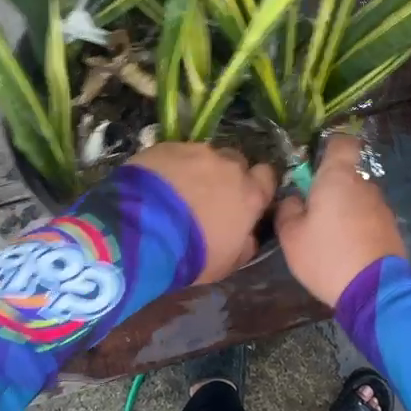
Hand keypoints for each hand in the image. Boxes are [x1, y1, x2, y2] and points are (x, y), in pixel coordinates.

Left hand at [129, 142, 277, 284]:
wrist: (142, 232)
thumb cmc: (193, 255)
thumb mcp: (228, 263)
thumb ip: (246, 245)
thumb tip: (250, 235)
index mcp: (250, 195)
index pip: (267, 177)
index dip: (257, 186)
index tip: (244, 199)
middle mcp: (229, 167)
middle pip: (236, 162)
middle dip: (227, 176)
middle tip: (209, 196)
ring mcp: (197, 152)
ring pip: (206, 156)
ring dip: (198, 169)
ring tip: (178, 190)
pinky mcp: (167, 146)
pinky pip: (177, 153)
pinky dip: (172, 166)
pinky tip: (158, 184)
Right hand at [275, 135, 406, 307]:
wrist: (374, 291)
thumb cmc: (326, 257)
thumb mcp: (291, 237)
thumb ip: (288, 210)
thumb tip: (295, 200)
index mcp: (338, 178)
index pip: (342, 142)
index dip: (330, 147)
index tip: (316, 164)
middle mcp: (365, 186)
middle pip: (346, 177)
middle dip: (330, 192)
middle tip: (312, 219)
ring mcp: (382, 208)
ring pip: (357, 201)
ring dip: (344, 214)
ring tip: (330, 243)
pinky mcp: (392, 230)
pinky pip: (369, 222)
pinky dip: (358, 231)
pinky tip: (347, 254)